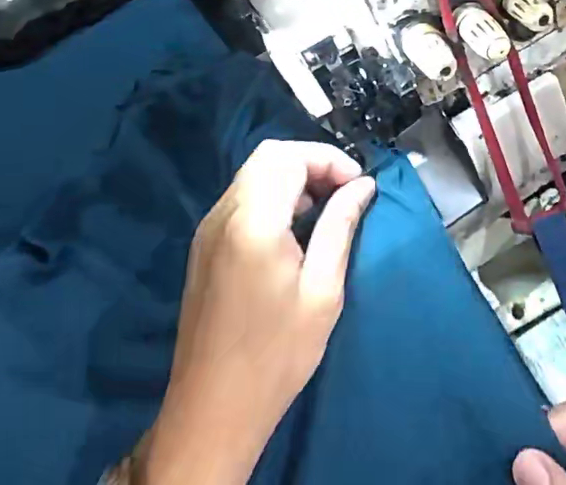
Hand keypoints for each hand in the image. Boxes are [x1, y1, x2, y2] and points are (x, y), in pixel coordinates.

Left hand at [136, 140, 377, 484]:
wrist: (212, 409)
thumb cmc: (276, 355)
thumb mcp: (322, 292)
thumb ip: (340, 227)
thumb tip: (362, 186)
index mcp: (253, 222)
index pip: (290, 157)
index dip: (329, 160)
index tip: (358, 185)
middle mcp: (224, 213)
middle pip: (268, 156)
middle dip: (311, 162)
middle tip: (343, 192)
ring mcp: (208, 228)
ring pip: (253, 173)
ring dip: (291, 177)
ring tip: (323, 210)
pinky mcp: (203, 244)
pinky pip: (241, 197)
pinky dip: (271, 194)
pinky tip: (292, 229)